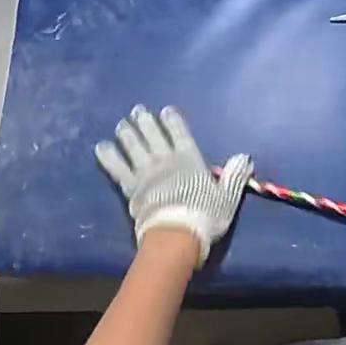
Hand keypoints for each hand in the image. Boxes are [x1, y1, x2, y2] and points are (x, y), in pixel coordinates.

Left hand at [95, 105, 252, 264]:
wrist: (176, 234)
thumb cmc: (205, 217)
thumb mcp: (227, 197)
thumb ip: (234, 176)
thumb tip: (245, 157)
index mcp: (189, 161)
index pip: (180, 134)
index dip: (173, 121)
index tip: (166, 110)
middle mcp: (165, 161)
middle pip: (152, 136)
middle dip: (145, 122)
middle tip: (137, 111)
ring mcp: (145, 172)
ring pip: (133, 147)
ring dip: (127, 134)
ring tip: (121, 124)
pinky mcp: (130, 187)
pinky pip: (117, 168)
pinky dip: (108, 157)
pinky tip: (100, 147)